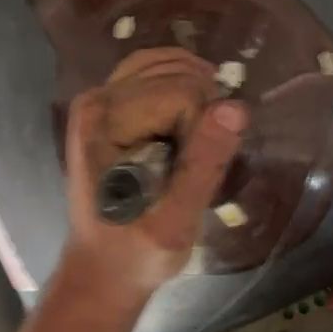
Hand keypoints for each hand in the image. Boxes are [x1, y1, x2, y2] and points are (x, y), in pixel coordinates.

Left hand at [61, 50, 248, 299]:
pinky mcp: (109, 101)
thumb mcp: (176, 222)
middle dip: (202, 106)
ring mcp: (100, 95)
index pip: (181, 92)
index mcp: (105, 122)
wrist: (100, 270)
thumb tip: (234, 106)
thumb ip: (203, 164)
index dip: (203, 125)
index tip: (195, 169)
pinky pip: (155, 69)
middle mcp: (98, 98)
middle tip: (199, 155)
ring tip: (198, 135)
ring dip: (197, 91)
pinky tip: (191, 114)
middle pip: (176, 71)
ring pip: (169, 61)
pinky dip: (183, 83)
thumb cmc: (136, 253)